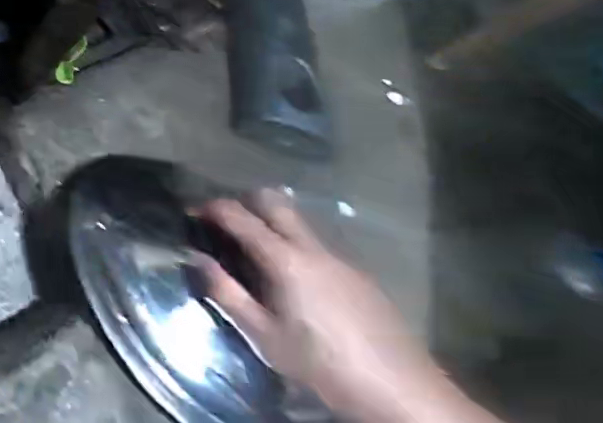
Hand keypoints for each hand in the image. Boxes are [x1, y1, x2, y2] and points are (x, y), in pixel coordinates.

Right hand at [197, 191, 491, 422]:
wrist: (412, 402)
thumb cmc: (327, 367)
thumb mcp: (265, 337)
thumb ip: (226, 293)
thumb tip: (197, 259)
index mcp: (284, 258)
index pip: (235, 213)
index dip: (207, 208)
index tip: (190, 215)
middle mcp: (313, 249)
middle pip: (272, 201)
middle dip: (243, 203)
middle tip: (226, 225)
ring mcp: (343, 263)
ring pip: (298, 224)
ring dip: (271, 227)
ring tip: (257, 257)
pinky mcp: (363, 281)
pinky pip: (319, 249)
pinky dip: (296, 250)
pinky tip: (296, 285)